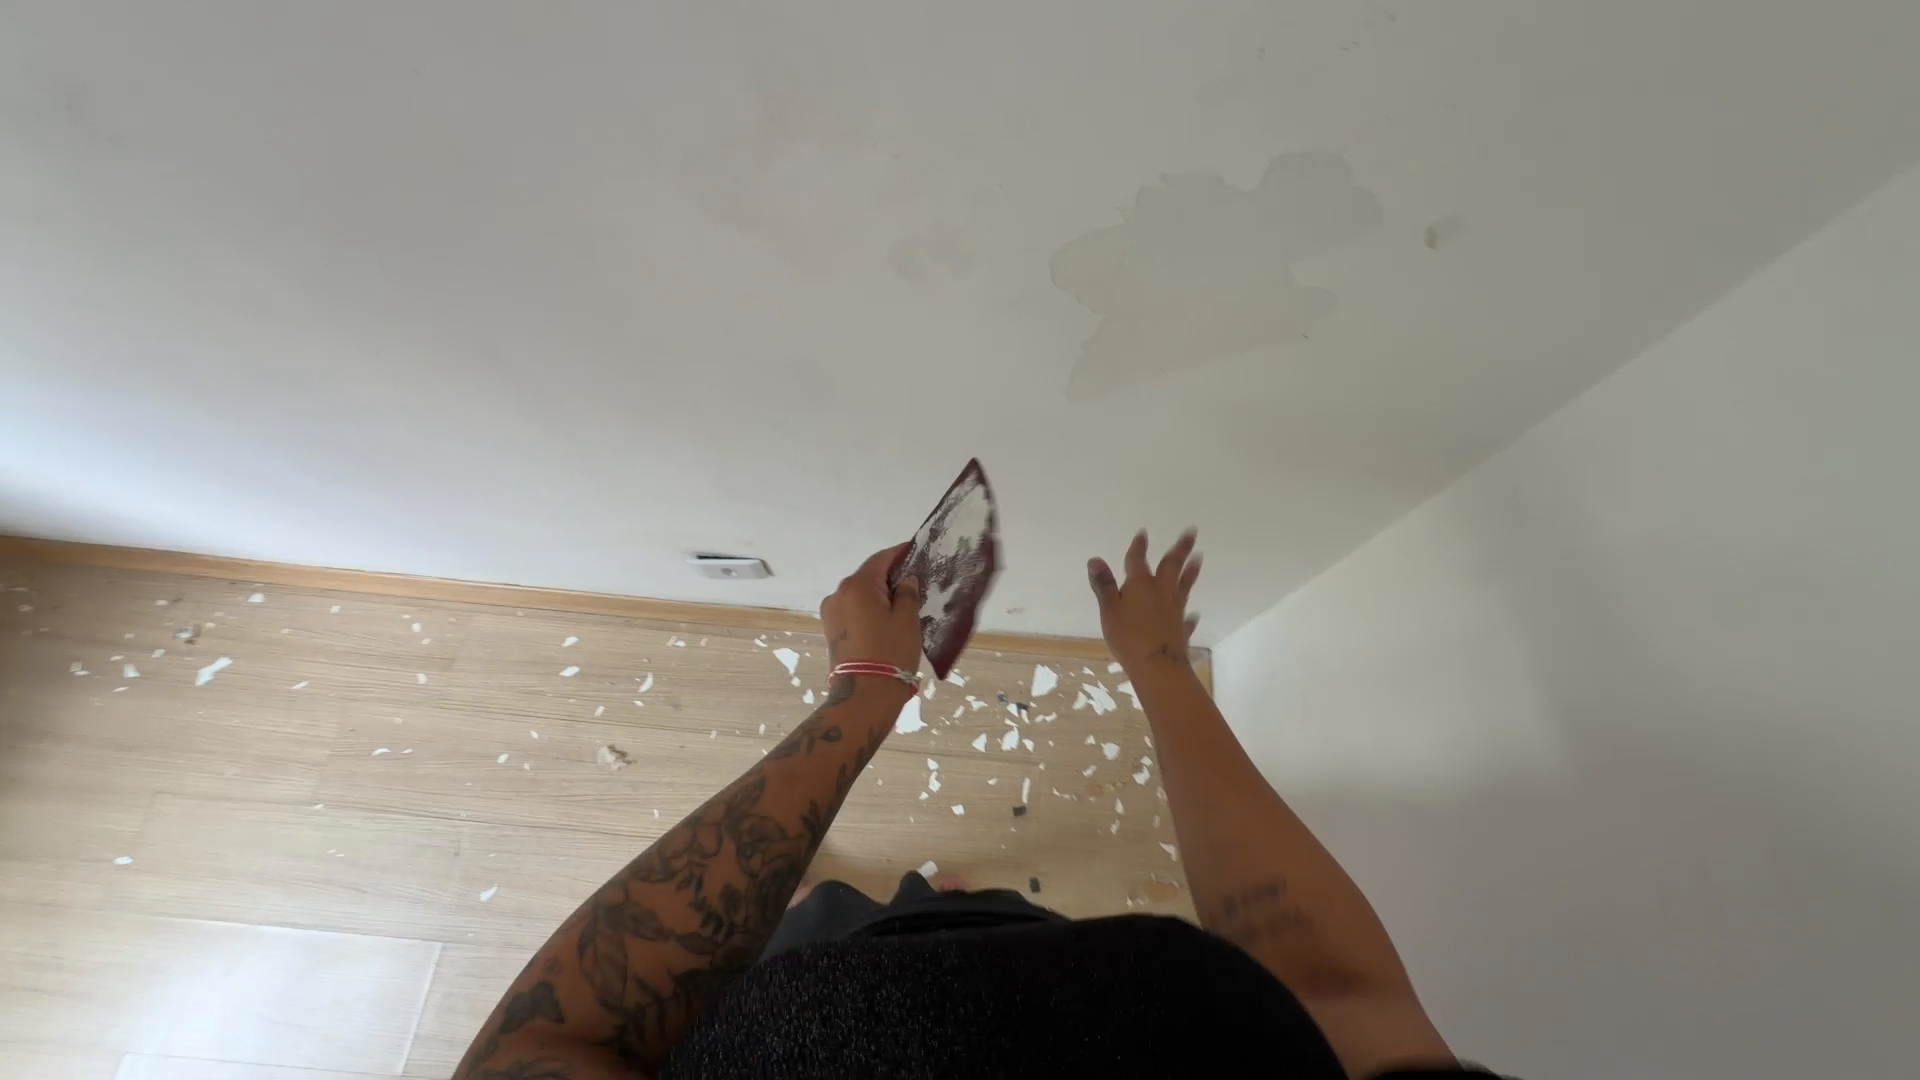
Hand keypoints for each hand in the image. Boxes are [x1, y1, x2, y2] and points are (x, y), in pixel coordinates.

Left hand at [821, 543, 924, 679]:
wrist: (865, 696)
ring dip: (879, 594)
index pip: (880, 559)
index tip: (915, 550)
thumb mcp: (906, 620)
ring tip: (903, 603)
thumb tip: (906, 580)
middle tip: (915, 581)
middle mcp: (838, 594)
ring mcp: (831, 613)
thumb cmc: (891, 652)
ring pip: (860, 595)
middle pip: (868, 576)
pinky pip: (853, 611)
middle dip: (890, 576)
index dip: (899, 553)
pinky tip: (887, 618)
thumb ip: (907, 593)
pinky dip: (869, 609)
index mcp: (856, 585)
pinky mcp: (831, 631)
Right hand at [1088, 528, 1200, 672]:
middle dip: (1180, 548)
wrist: (1157, 664)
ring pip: (1184, 584)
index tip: (1143, 532)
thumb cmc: (1128, 635)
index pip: (1138, 560)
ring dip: (1191, 571)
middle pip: (1172, 565)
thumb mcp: (1109, 609)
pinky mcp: (1181, 626)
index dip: (1139, 546)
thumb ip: (1103, 584)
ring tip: (1199, 558)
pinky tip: (1194, 614)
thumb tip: (1095, 559)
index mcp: (1141, 584)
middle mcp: (1161, 591)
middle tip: (1191, 532)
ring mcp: (1175, 608)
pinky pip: (1186, 616)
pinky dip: (1190, 614)